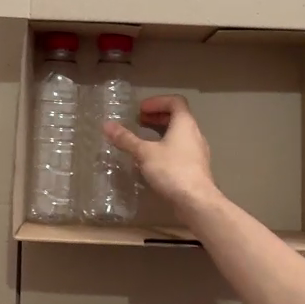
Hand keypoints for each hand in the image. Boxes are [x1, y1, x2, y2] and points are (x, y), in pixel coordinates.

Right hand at [103, 94, 220, 211]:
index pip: (175, 102)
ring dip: (161, 133)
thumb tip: (106, 125)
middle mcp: (194, 133)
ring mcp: (198, 151)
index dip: (157, 102)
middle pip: (177, 117)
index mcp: (185, 123)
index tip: (140, 109)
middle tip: (139, 122)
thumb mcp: (144, 153)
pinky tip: (153, 160)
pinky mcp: (196, 167)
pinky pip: (181, 150)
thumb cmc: (172, 170)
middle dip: (157, 117)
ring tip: (143, 140)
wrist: (197, 201)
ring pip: (179, 135)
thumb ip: (126, 139)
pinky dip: (166, 148)